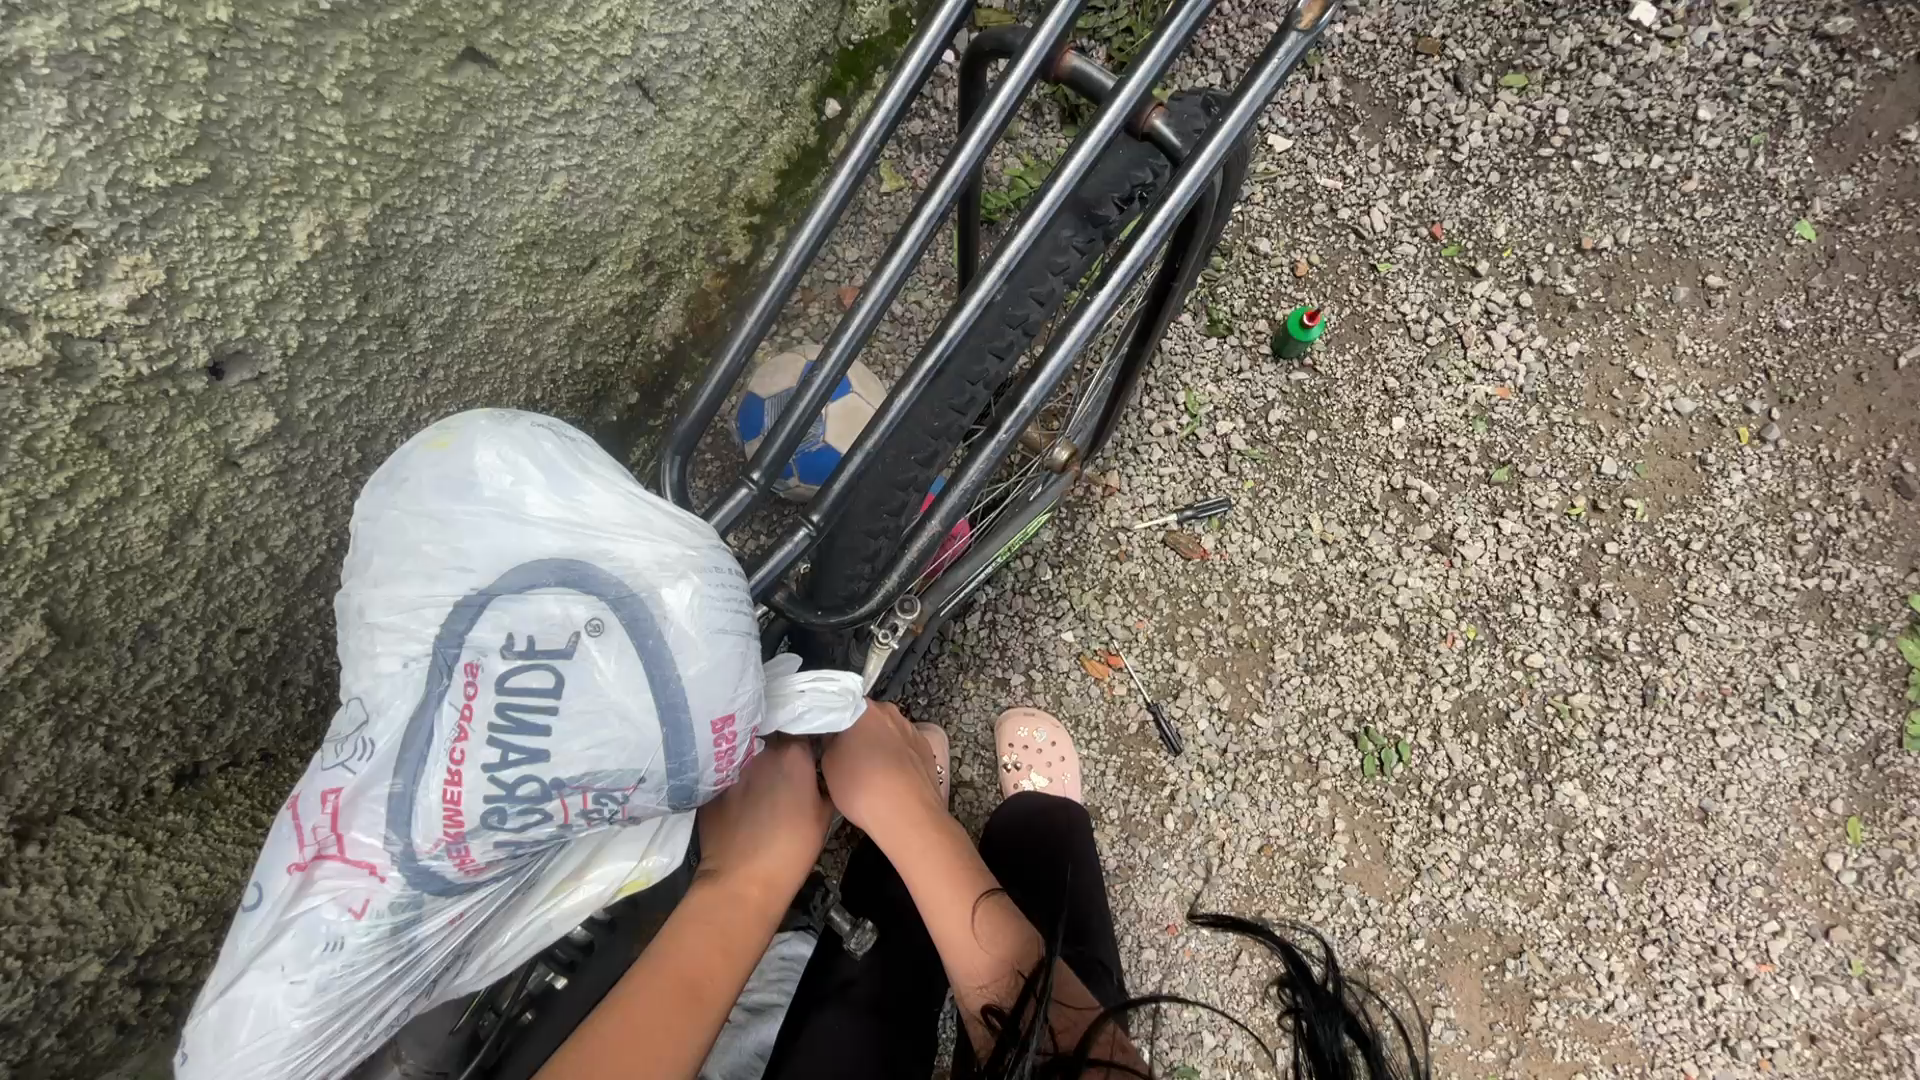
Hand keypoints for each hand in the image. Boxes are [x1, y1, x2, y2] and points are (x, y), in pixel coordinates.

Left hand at [695, 736, 831, 902]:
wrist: (742, 881)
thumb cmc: (792, 849)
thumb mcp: (824, 816)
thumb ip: (824, 785)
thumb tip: (819, 775)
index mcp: (793, 755)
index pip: (803, 732)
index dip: (807, 744)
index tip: (810, 756)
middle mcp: (761, 754)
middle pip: (774, 743)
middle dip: (780, 754)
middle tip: (787, 774)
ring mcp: (732, 769)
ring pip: (749, 760)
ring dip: (757, 769)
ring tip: (763, 789)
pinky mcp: (711, 789)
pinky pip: (728, 780)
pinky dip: (735, 787)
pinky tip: (740, 805)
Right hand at [820, 701, 945, 844]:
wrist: (907, 813)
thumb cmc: (861, 785)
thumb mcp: (828, 764)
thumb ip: (830, 743)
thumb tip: (835, 737)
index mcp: (863, 709)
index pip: (843, 707)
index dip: (835, 723)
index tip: (829, 739)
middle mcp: (890, 712)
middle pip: (868, 718)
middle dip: (859, 733)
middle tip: (848, 756)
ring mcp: (911, 729)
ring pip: (889, 732)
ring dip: (880, 745)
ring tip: (871, 771)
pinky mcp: (926, 748)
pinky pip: (905, 747)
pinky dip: (897, 757)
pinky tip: (892, 778)